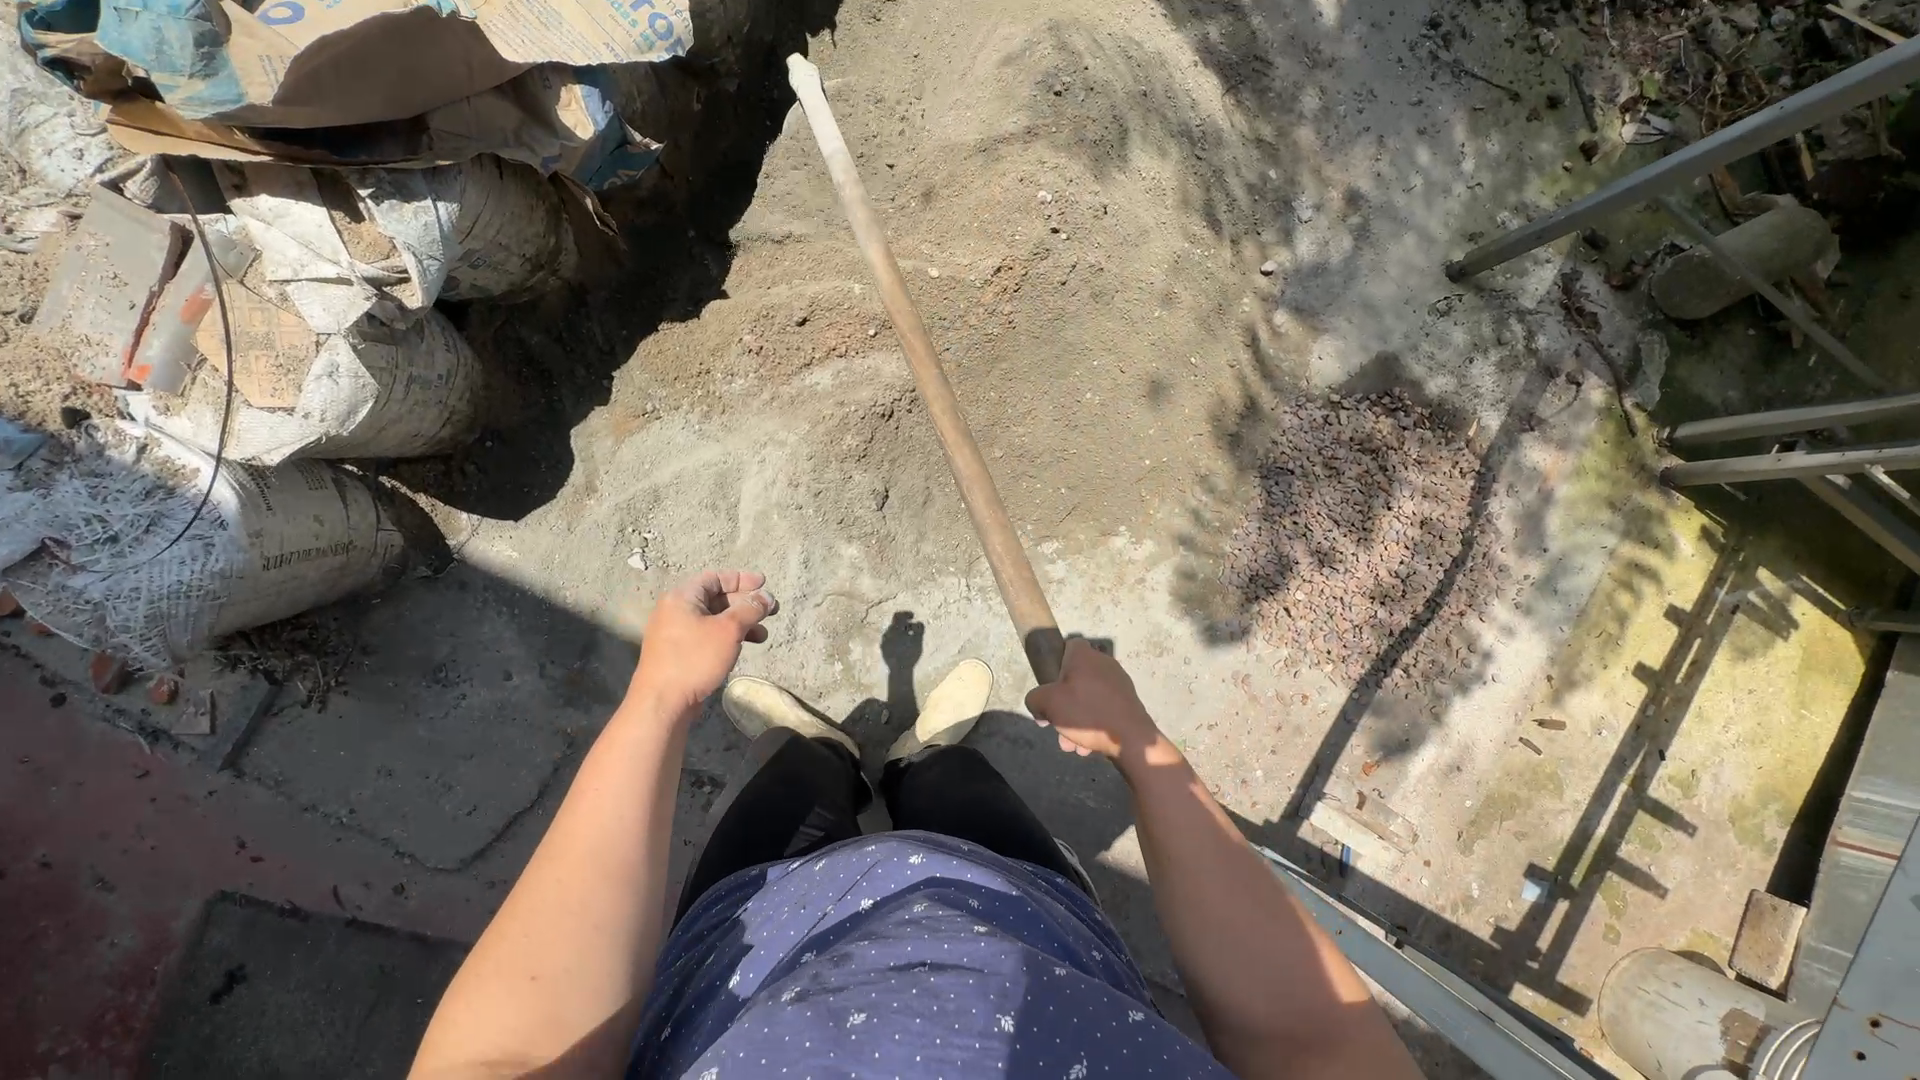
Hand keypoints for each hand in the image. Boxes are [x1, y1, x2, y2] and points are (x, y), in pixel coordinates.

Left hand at [629, 570, 778, 719]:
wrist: (663, 702)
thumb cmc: (695, 658)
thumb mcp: (728, 629)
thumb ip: (750, 609)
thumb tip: (767, 597)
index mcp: (682, 597)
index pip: (715, 578)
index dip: (741, 579)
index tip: (764, 584)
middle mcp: (676, 611)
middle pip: (716, 598)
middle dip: (745, 603)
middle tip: (770, 610)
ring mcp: (676, 633)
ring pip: (715, 619)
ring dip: (741, 623)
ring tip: (763, 635)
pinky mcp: (680, 653)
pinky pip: (708, 636)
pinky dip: (728, 637)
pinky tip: (743, 647)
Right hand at [1024, 639, 1164, 762]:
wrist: (1131, 739)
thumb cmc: (1086, 713)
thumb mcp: (1048, 704)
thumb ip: (1035, 699)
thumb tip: (1039, 705)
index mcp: (1084, 656)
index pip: (1067, 646)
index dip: (1054, 664)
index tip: (1049, 687)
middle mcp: (1104, 663)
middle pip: (1075, 679)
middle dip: (1063, 705)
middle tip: (1056, 724)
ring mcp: (1119, 683)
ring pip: (1088, 698)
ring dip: (1076, 720)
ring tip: (1071, 744)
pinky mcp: (1128, 702)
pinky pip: (1103, 710)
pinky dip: (1093, 725)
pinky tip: (1087, 747)